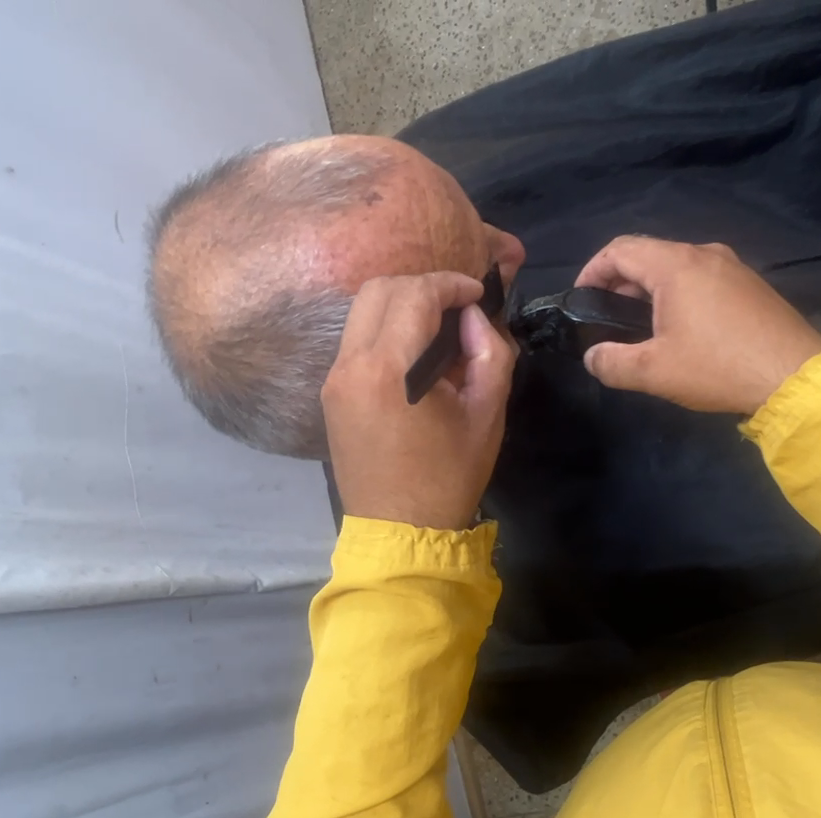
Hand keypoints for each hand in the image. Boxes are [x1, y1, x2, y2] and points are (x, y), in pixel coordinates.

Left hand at [321, 272, 515, 530]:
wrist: (400, 531)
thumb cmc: (449, 477)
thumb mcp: (487, 415)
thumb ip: (490, 353)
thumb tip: (473, 317)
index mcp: (390, 370)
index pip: (414, 294)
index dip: (450, 283)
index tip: (477, 293)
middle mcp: (351, 365)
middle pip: (379, 289)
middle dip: (422, 286)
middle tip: (456, 306)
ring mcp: (334, 379)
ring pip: (362, 311)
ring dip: (401, 305)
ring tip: (437, 329)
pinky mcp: (330, 393)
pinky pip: (356, 341)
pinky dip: (385, 330)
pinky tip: (413, 354)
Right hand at [575, 237, 820, 413]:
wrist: (793, 376)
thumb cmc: (718, 368)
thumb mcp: (654, 372)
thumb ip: (612, 362)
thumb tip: (592, 357)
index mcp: (676, 265)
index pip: (619, 249)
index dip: (591, 270)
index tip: (580, 299)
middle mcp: (704, 253)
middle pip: (648, 255)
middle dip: (619, 282)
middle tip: (606, 318)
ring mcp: (732, 266)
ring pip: (677, 267)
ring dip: (650, 290)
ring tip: (640, 326)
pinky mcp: (750, 285)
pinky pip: (702, 279)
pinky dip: (679, 294)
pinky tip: (681, 329)